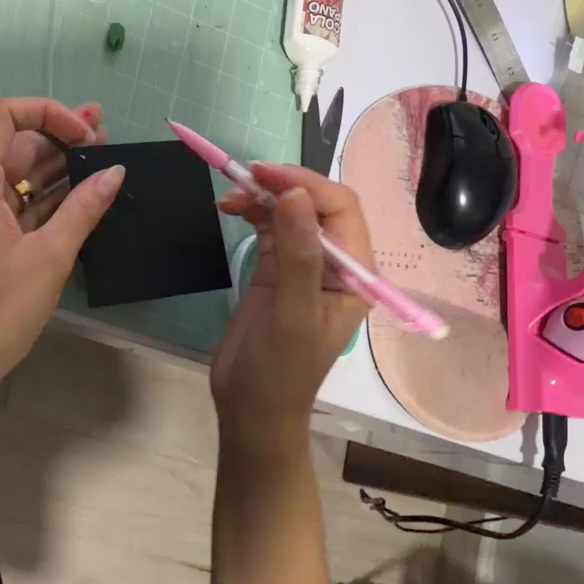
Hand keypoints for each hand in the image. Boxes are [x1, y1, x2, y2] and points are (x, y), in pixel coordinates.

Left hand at [0, 97, 122, 435]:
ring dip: (59, 167)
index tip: (85, 134)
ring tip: (104, 161)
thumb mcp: (50, 256)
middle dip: (61, 137)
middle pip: (16, 145)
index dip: (48, 113)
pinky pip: (20, 206)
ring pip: (20, 176)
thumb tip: (115, 172)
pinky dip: (50, 199)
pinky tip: (84, 196)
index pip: (5, 116)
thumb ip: (83, 208)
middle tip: (108, 139)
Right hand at [211, 164, 373, 441]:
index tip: (263, 173)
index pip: (340, 210)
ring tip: (229, 194)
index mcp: (355, 274)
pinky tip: (230, 208)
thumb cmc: (279, 371)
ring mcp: (303, 268)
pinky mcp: (275, 273)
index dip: (305, 184)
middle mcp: (334, 265)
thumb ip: (296, 254)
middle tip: (242, 175)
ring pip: (290, 214)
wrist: (251, 410)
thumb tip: (293, 194)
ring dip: (263, 197)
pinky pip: (269, 230)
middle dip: (283, 184)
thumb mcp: (291, 315)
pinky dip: (251, 213)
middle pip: (316, 206)